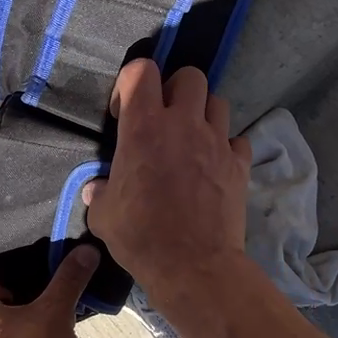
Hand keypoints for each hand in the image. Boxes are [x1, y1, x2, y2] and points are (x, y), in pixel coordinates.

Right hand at [86, 61, 252, 302]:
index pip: (141, 71)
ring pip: (217, 102)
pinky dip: (226, 147)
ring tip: (191, 139)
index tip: (124, 113)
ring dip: (203, 114)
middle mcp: (184, 124)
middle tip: (163, 118)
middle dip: (175, 89)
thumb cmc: (141, 237)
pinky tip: (214, 166)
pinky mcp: (240, 165)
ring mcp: (217, 142)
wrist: (194, 267)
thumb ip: (99, 193)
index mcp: (144, 127)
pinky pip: (237, 140)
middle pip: (189, 76)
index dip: (131, 82)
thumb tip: (96, 188)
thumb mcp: (104, 215)